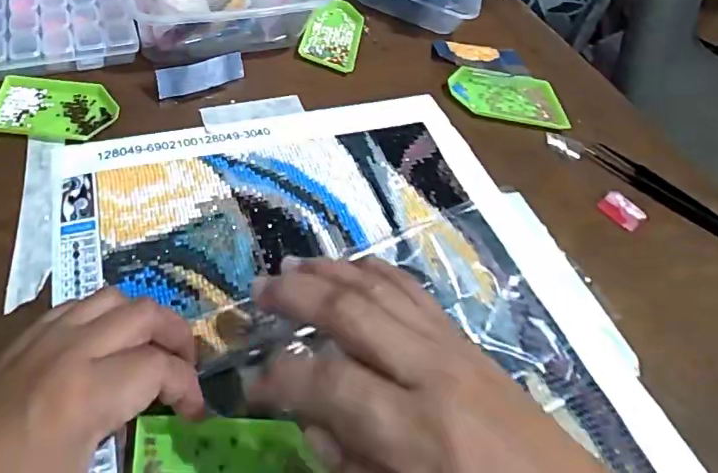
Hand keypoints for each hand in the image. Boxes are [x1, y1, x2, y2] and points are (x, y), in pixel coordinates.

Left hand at [0, 287, 206, 472]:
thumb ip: (123, 449)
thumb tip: (157, 447)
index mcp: (85, 394)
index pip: (157, 368)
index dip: (189, 388)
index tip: (197, 414)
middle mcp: (70, 349)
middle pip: (142, 313)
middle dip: (176, 336)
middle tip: (187, 371)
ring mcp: (43, 336)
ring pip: (110, 297)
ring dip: (141, 318)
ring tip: (151, 352)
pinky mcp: (23, 337)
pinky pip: (77, 305)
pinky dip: (105, 316)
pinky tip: (103, 348)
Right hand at [250, 257, 601, 472]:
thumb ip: (356, 469)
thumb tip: (313, 426)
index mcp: (421, 433)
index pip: (330, 384)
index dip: (280, 380)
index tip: (251, 384)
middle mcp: (432, 372)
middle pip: (350, 312)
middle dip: (296, 296)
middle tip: (257, 292)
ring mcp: (452, 346)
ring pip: (378, 286)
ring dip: (328, 271)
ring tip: (289, 266)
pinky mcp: (466, 339)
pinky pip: (411, 289)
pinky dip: (372, 271)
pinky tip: (349, 268)